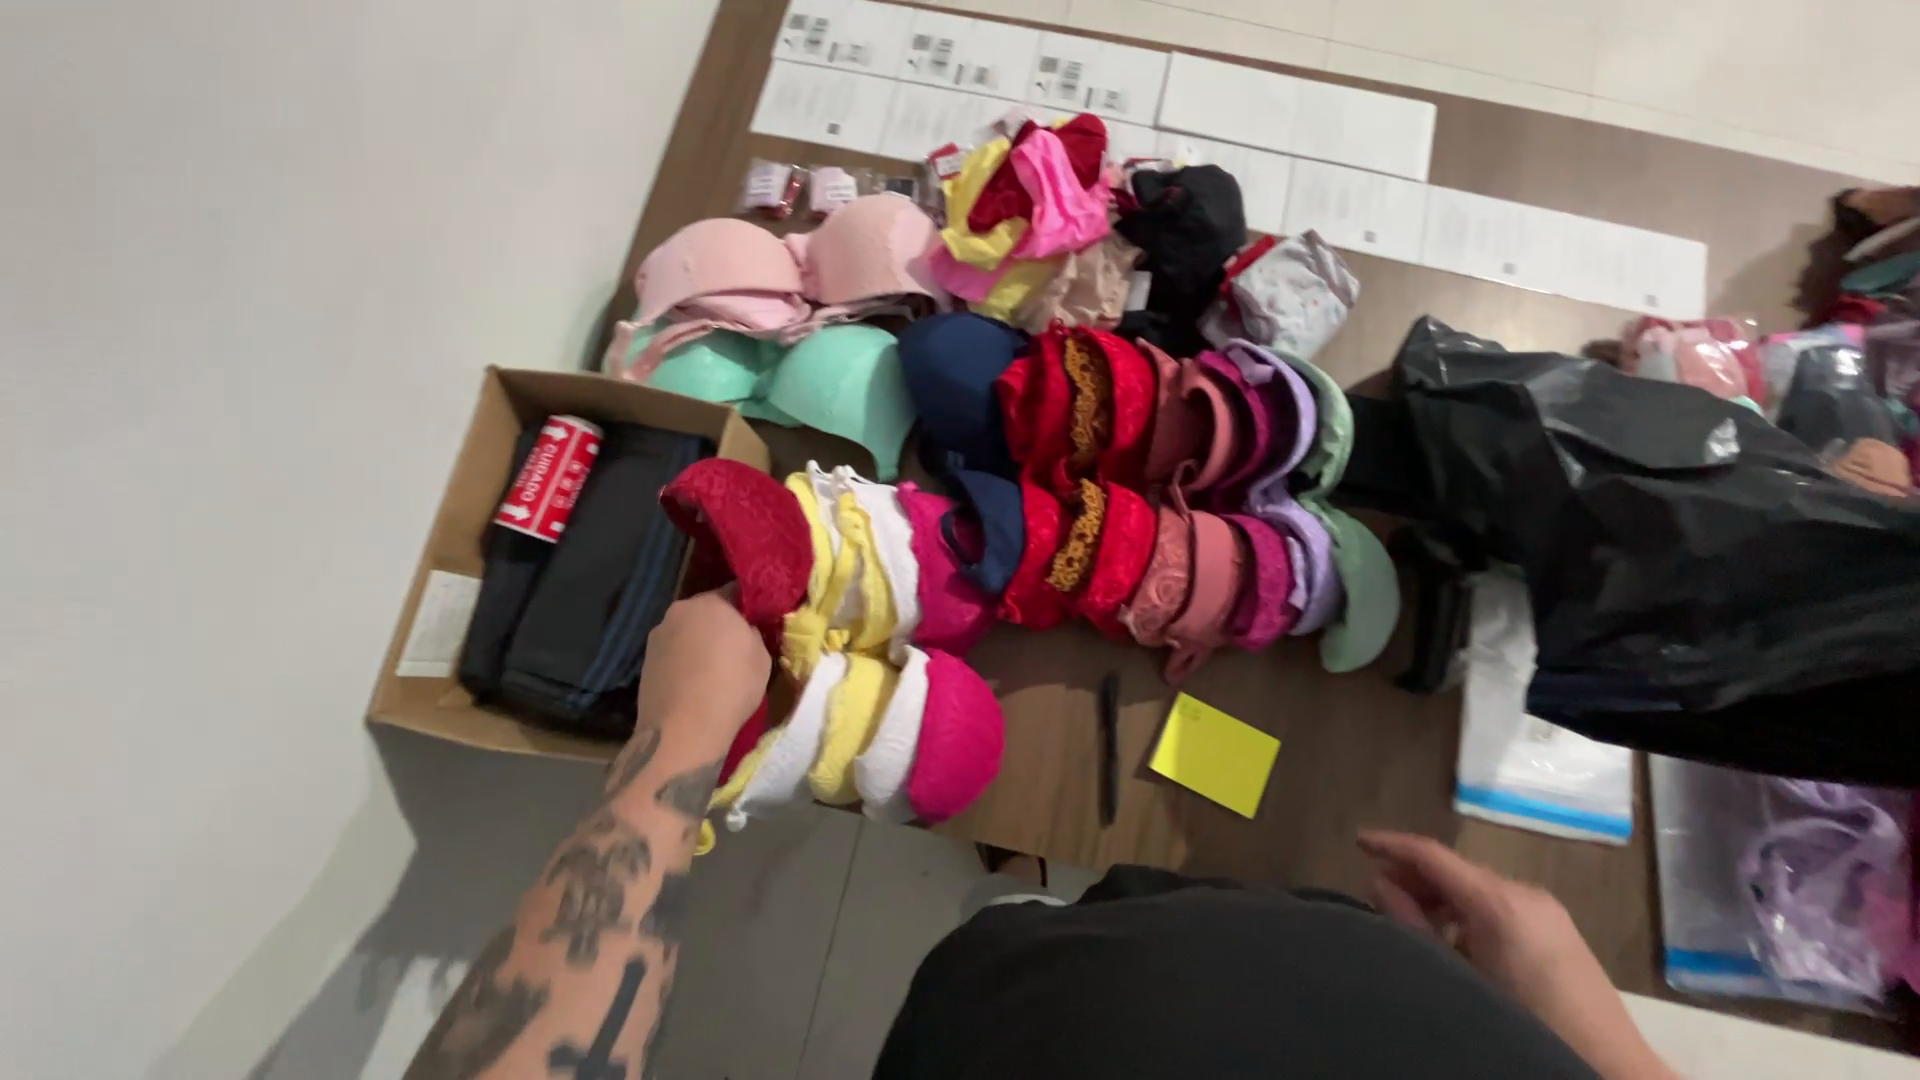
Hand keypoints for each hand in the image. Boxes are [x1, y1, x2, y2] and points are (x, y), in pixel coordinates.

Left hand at [635, 587, 769, 745]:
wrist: (683, 730)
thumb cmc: (731, 687)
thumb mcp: (761, 656)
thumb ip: (752, 633)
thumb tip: (743, 631)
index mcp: (710, 603)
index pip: (736, 590)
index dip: (750, 605)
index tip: (759, 619)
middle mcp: (679, 611)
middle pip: (707, 609)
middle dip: (721, 622)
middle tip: (738, 644)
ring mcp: (657, 636)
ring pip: (687, 630)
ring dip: (700, 641)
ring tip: (714, 667)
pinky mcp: (645, 661)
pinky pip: (674, 651)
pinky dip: (685, 659)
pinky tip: (695, 682)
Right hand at [1358, 831, 1675, 1079]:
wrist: (1610, 1071)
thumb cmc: (1524, 1022)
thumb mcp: (1458, 976)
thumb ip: (1413, 925)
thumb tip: (1380, 884)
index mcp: (1498, 901)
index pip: (1431, 854)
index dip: (1390, 844)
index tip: (1357, 842)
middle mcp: (1523, 893)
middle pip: (1453, 868)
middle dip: (1413, 876)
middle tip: (1378, 895)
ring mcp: (1545, 910)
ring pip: (1474, 886)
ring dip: (1439, 895)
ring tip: (1411, 922)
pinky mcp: (1558, 929)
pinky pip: (1497, 903)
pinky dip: (1465, 909)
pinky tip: (1453, 940)